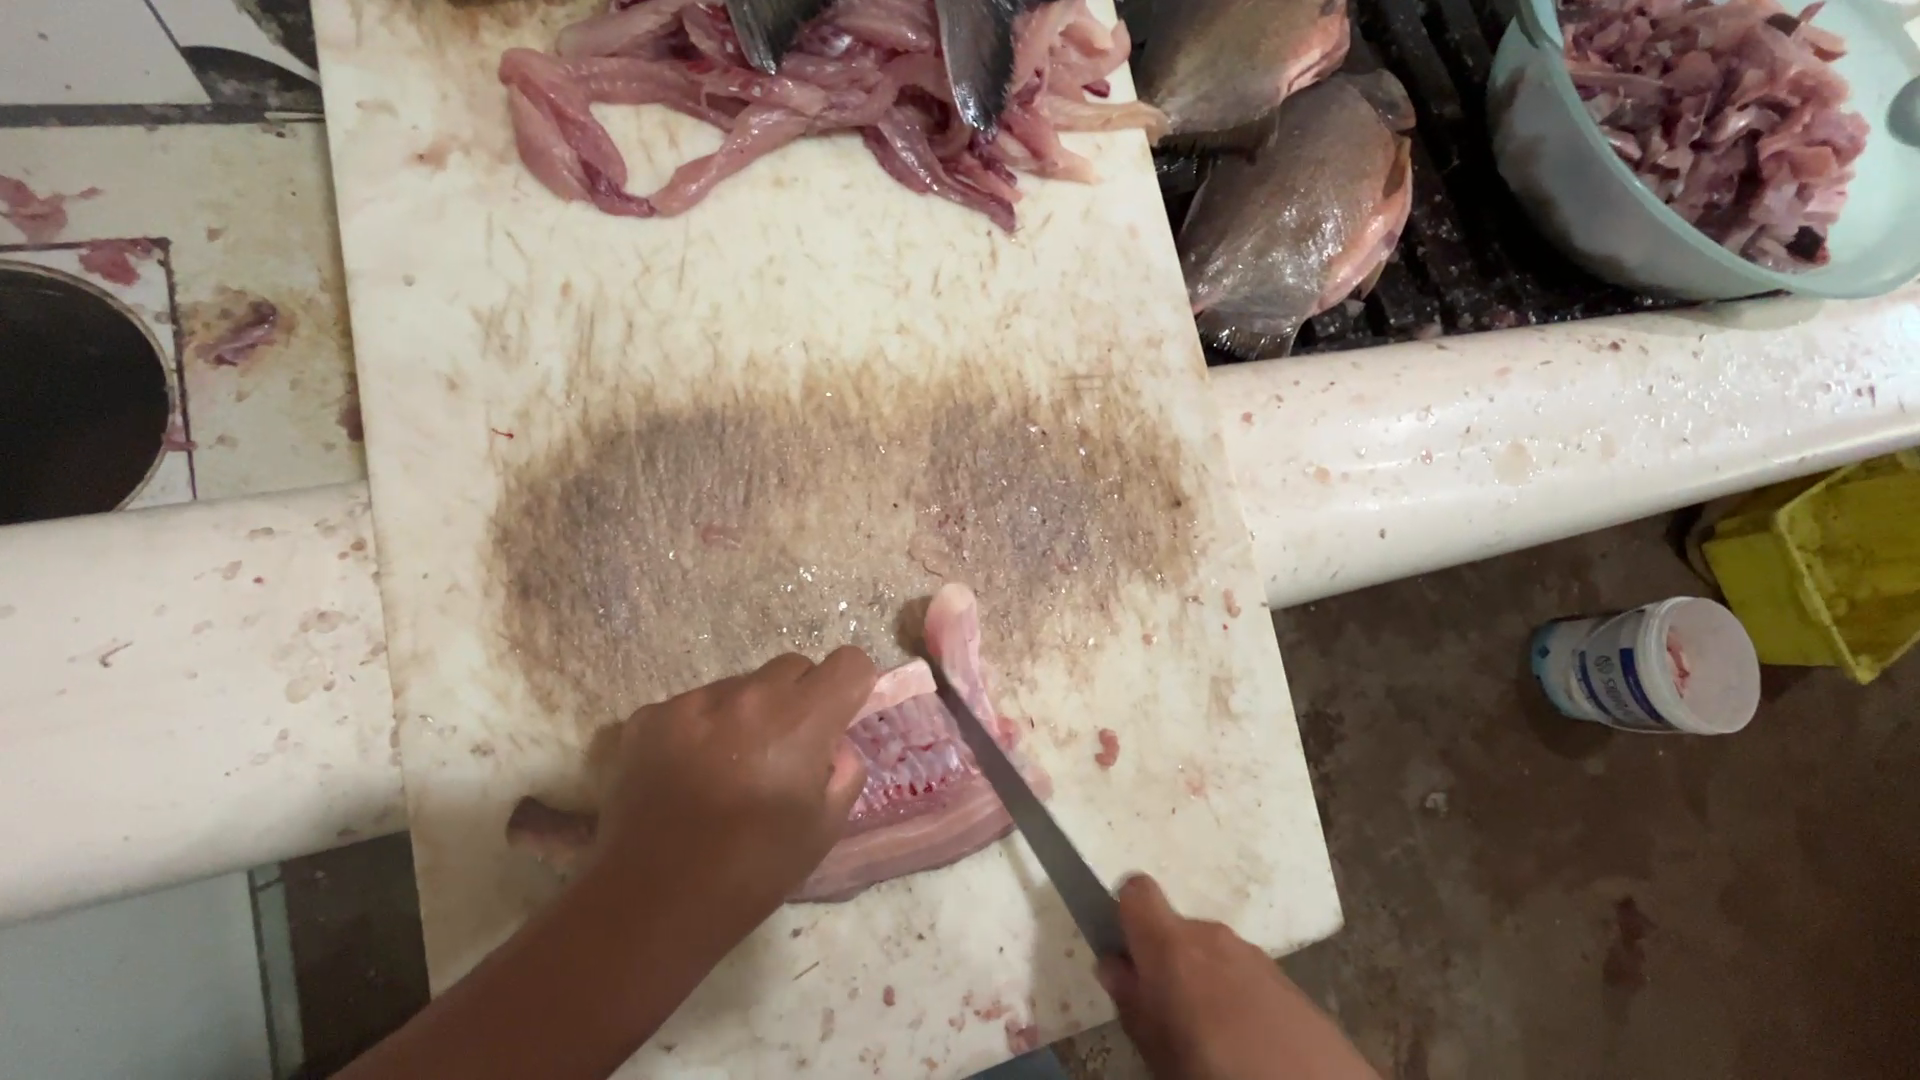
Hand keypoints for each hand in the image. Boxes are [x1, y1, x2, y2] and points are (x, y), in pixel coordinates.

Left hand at [587, 647, 877, 948]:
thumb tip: (832, 741)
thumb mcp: (825, 826)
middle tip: (785, 750)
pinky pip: (693, 705)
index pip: (848, 662)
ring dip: (747, 712)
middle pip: (793, 666)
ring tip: (728, 768)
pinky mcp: (649, 716)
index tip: (840, 716)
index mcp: (799, 721)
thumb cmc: (753, 871)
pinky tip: (689, 775)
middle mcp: (747, 696)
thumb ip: (844, 768)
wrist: (652, 904)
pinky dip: (701, 728)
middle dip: (799, 698)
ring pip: (740, 684)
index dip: (852, 687)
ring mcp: (692, 702)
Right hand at [1097, 876, 1378, 1079]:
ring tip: (1209, 1035)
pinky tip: (1245, 1041)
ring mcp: (1252, 953)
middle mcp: (1211, 935)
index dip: (1125, 912)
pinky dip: (1235, 996)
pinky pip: (1242, 973)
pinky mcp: (1284, 977)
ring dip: (1202, 981)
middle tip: (1166, 1013)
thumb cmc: (1214, 1068)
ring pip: (1210, 954)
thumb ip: (1130, 999)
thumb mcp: (1154, 1046)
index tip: (1125, 948)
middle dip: (1165, 961)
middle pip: (1175, 930)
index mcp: (1172, 944)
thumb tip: (1113, 963)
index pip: (1136, 890)